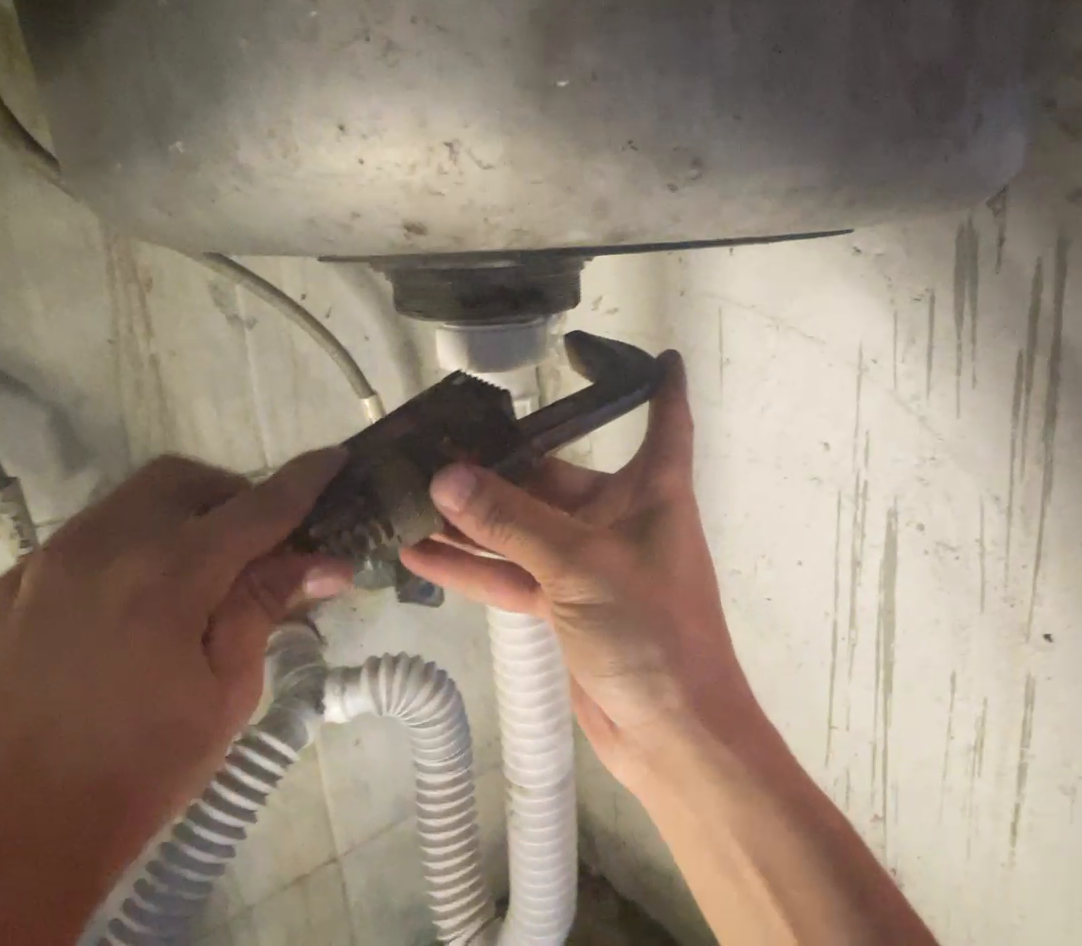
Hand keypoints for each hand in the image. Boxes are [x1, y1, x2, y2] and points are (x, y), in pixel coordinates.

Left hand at [0, 451, 352, 945]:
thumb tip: (325, 562)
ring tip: (182, 598)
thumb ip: (264, 610)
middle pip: (176, 482)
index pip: (256, 506)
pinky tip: (108, 639)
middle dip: (227, 495)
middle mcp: (90, 552)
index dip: (305, 479)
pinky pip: (59, 563)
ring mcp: (23, 576)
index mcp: (164, 574)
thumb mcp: (222, 698)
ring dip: (166, 531)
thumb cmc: (127, 782)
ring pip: (113, 516)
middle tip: (254, 546)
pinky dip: (108, 573)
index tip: (336, 459)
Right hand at [399, 354, 756, 784]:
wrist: (672, 731)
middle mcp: (621, 518)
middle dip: (501, 465)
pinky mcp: (566, 607)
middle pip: (558, 476)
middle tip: (432, 445)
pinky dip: (472, 566)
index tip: (656, 351)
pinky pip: (513, 575)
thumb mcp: (580, 564)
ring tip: (409, 494)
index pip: (663, 419)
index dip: (659, 383)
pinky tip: (418, 554)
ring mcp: (590, 565)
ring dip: (474, 518)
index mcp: (652, 490)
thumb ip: (512, 521)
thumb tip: (445, 476)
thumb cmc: (651, 628)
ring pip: (524, 528)